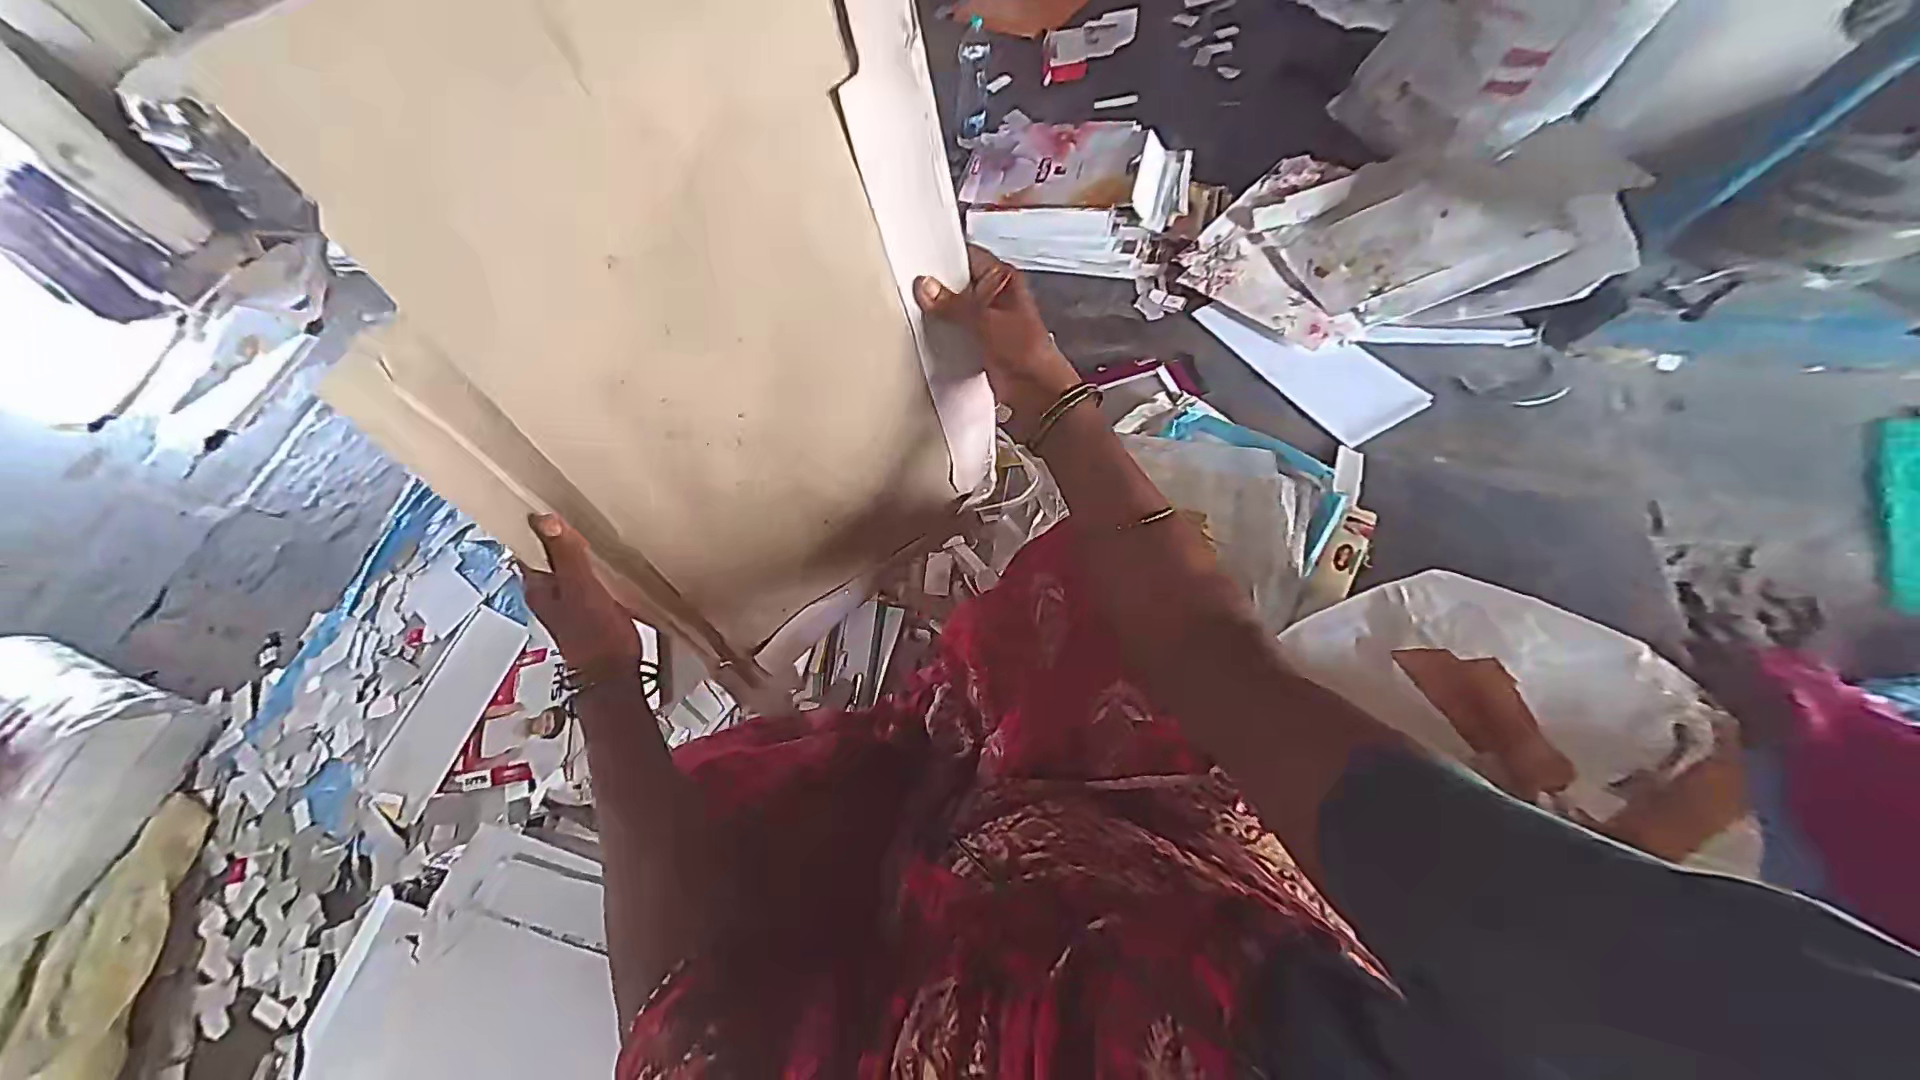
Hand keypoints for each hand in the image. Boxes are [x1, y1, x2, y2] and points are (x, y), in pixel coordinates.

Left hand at [521, 513, 640, 673]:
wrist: (615, 671)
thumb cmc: (595, 636)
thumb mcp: (581, 587)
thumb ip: (565, 554)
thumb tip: (545, 519)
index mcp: (539, 588)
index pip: (530, 549)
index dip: (538, 529)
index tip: (549, 508)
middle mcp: (550, 595)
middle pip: (551, 558)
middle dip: (562, 539)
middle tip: (576, 517)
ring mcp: (571, 603)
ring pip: (570, 569)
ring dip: (580, 555)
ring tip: (594, 536)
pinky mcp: (593, 609)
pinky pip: (589, 581)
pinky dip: (596, 570)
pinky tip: (609, 565)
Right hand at [916, 246, 1080, 432]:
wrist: (1037, 392)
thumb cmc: (1026, 351)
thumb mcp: (985, 320)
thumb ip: (953, 304)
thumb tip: (926, 287)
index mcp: (1002, 280)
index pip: (968, 257)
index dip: (944, 258)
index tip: (919, 263)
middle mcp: (995, 298)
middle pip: (959, 286)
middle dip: (938, 290)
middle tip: (912, 289)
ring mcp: (987, 323)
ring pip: (956, 312)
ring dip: (941, 316)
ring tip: (916, 312)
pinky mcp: (980, 346)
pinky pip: (956, 335)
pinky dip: (945, 337)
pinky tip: (930, 337)